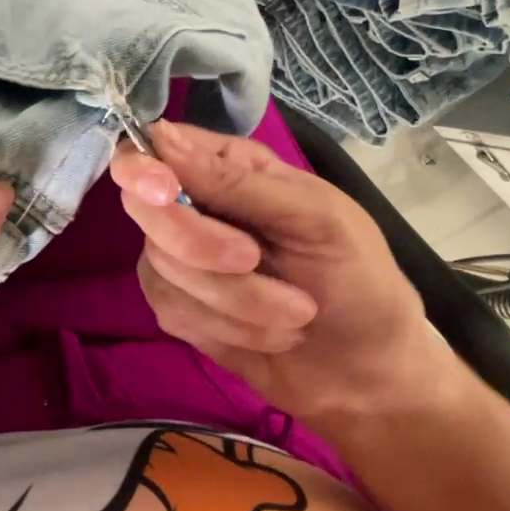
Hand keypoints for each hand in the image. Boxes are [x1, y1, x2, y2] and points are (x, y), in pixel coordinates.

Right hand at [110, 121, 451, 424]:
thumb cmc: (360, 283)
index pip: (153, 148)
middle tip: (253, 260)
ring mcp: (177, 257)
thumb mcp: (317, 220)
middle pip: (144, 207)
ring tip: (293, 314)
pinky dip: (225, 327)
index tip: (163, 193)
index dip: (142, 167)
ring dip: (232, 297)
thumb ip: (237, 182)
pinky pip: (170, 307)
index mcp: (229, 168)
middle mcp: (194, 206)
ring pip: (160, 264)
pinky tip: (266, 334)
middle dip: (197, 243)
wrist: (367, 374)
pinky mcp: (174, 304)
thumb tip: (161, 136)